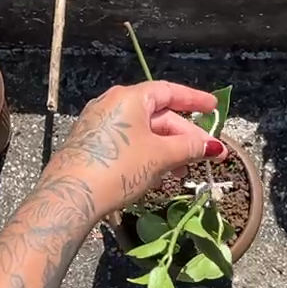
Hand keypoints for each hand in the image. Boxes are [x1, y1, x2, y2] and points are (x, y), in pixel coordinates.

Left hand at [47, 81, 222, 221]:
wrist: (71, 196)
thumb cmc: (119, 167)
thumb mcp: (160, 157)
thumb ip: (190, 148)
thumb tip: (216, 146)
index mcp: (129, 97)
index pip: (169, 91)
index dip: (194, 100)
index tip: (214, 108)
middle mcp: (112, 104)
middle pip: (158, 115)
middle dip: (184, 136)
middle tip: (206, 155)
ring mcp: (99, 123)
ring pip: (143, 131)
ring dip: (167, 149)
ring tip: (182, 173)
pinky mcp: (91, 143)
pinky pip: (128, 142)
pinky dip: (147, 154)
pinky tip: (157, 176)